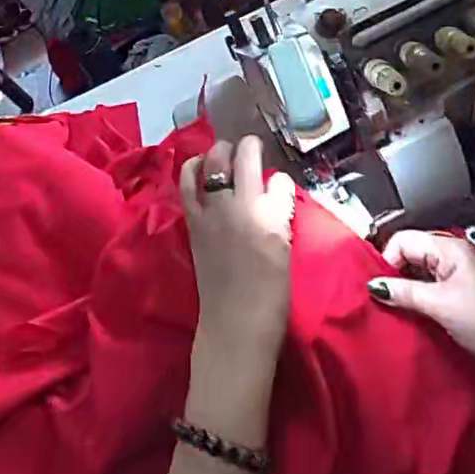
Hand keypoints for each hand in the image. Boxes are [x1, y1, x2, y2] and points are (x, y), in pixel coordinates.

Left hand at [180, 135, 294, 347]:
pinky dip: (193, 167)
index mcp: (273, 218)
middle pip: (246, 159)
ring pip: (215, 162)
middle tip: (251, 149)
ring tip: (225, 152)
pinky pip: (189, 183)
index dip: (280, 179)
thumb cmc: (271, 297)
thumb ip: (280, 217)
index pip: (280, 181)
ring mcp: (214, 210)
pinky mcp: (194, 220)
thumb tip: (273, 194)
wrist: (235, 325)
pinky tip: (198, 164)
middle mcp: (243, 206)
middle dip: (250, 148)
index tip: (277, 183)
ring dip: (221, 152)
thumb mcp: (285, 250)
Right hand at [368, 232, 474, 373]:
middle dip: (394, 275)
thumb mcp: (440, 305)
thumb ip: (404, 292)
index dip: (387, 260)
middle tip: (381, 300)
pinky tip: (410, 317)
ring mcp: (459, 280)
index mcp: (450, 248)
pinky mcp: (462, 301)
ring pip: (419, 275)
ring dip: (406, 291)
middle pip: (410, 255)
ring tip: (393, 310)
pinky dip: (418, 302)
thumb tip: (372, 286)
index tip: (379, 288)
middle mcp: (453, 258)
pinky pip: (430, 292)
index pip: (403, 241)